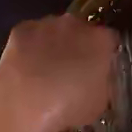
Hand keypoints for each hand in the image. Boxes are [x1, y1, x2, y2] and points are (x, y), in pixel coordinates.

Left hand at [0, 14, 117, 131]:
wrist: (25, 104)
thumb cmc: (69, 107)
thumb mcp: (100, 102)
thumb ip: (102, 82)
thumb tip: (96, 78)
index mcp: (100, 39)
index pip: (109, 39)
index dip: (104, 54)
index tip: (99, 69)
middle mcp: (75, 24)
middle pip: (80, 30)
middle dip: (77, 45)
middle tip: (70, 71)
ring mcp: (46, 24)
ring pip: (53, 31)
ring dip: (52, 45)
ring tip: (43, 73)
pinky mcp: (21, 30)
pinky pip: (29, 36)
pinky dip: (28, 47)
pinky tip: (24, 68)